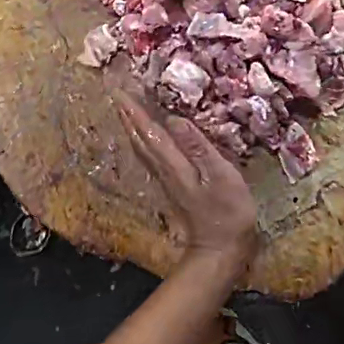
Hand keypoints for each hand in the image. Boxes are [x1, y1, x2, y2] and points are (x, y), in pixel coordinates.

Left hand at [118, 91, 258, 276]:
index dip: (134, 111)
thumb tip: (174, 119)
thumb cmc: (227, 212)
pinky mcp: (172, 187)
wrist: (220, 252)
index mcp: (173, 165)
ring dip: (132, 128)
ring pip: (141, 149)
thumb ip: (197, 147)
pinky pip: (149, 156)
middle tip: (117, 94)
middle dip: (128, 116)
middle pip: (139, 139)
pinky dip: (142, 141)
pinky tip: (145, 138)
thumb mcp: (220, 176)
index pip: (149, 132)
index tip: (119, 91)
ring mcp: (166, 181)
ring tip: (125, 110)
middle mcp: (163, 171)